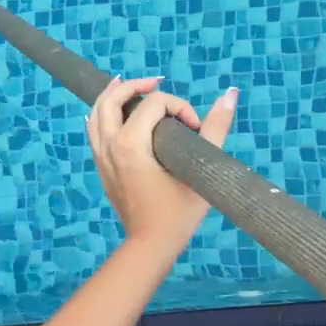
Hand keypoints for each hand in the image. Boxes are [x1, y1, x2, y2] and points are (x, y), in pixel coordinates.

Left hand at [88, 75, 238, 253]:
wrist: (150, 244)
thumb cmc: (178, 213)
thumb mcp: (201, 170)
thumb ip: (215, 129)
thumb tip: (231, 95)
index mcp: (130, 146)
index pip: (152, 104)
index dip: (178, 106)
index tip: (196, 128)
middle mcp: (109, 147)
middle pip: (111, 100)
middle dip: (134, 86)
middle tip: (156, 82)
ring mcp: (101, 158)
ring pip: (96, 114)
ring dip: (112, 96)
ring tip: (127, 84)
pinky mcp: (102, 167)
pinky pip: (94, 132)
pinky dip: (102, 116)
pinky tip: (112, 112)